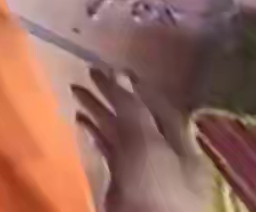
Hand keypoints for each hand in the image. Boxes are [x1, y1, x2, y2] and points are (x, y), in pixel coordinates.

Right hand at [73, 68, 209, 211]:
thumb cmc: (155, 188)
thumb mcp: (146, 144)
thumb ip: (131, 107)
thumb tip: (117, 72)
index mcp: (182, 149)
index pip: (160, 109)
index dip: (137, 87)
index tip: (112, 67)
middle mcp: (166, 158)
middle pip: (137, 119)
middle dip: (112, 94)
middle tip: (88, 71)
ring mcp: (144, 171)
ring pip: (120, 132)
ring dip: (98, 109)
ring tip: (74, 89)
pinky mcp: (124, 183)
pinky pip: (109, 149)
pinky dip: (94, 132)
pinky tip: (79, 119)